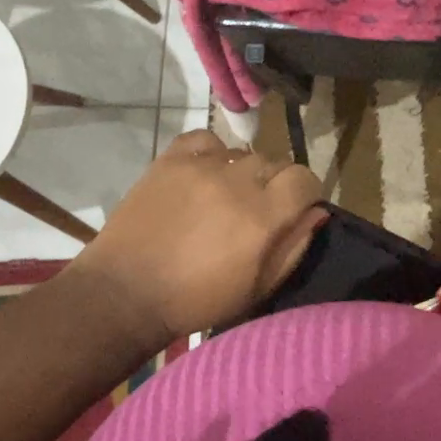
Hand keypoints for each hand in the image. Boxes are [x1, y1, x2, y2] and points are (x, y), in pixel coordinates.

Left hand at [69, 130, 326, 345]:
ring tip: (228, 196)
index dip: (307, 193)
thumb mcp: (258, 287)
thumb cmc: (198, 300)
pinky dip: (213, 153)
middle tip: (260, 209)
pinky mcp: (169, 161)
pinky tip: (206, 174)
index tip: (297, 210)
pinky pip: (205, 140)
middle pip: (276, 163)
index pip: (305, 179)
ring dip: (244, 172)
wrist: (124, 294)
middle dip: (277, 184)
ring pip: (243, 153)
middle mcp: (237, 182)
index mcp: (263, 216)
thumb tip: (316, 213)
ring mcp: (200, 167)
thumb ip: (294, 247)